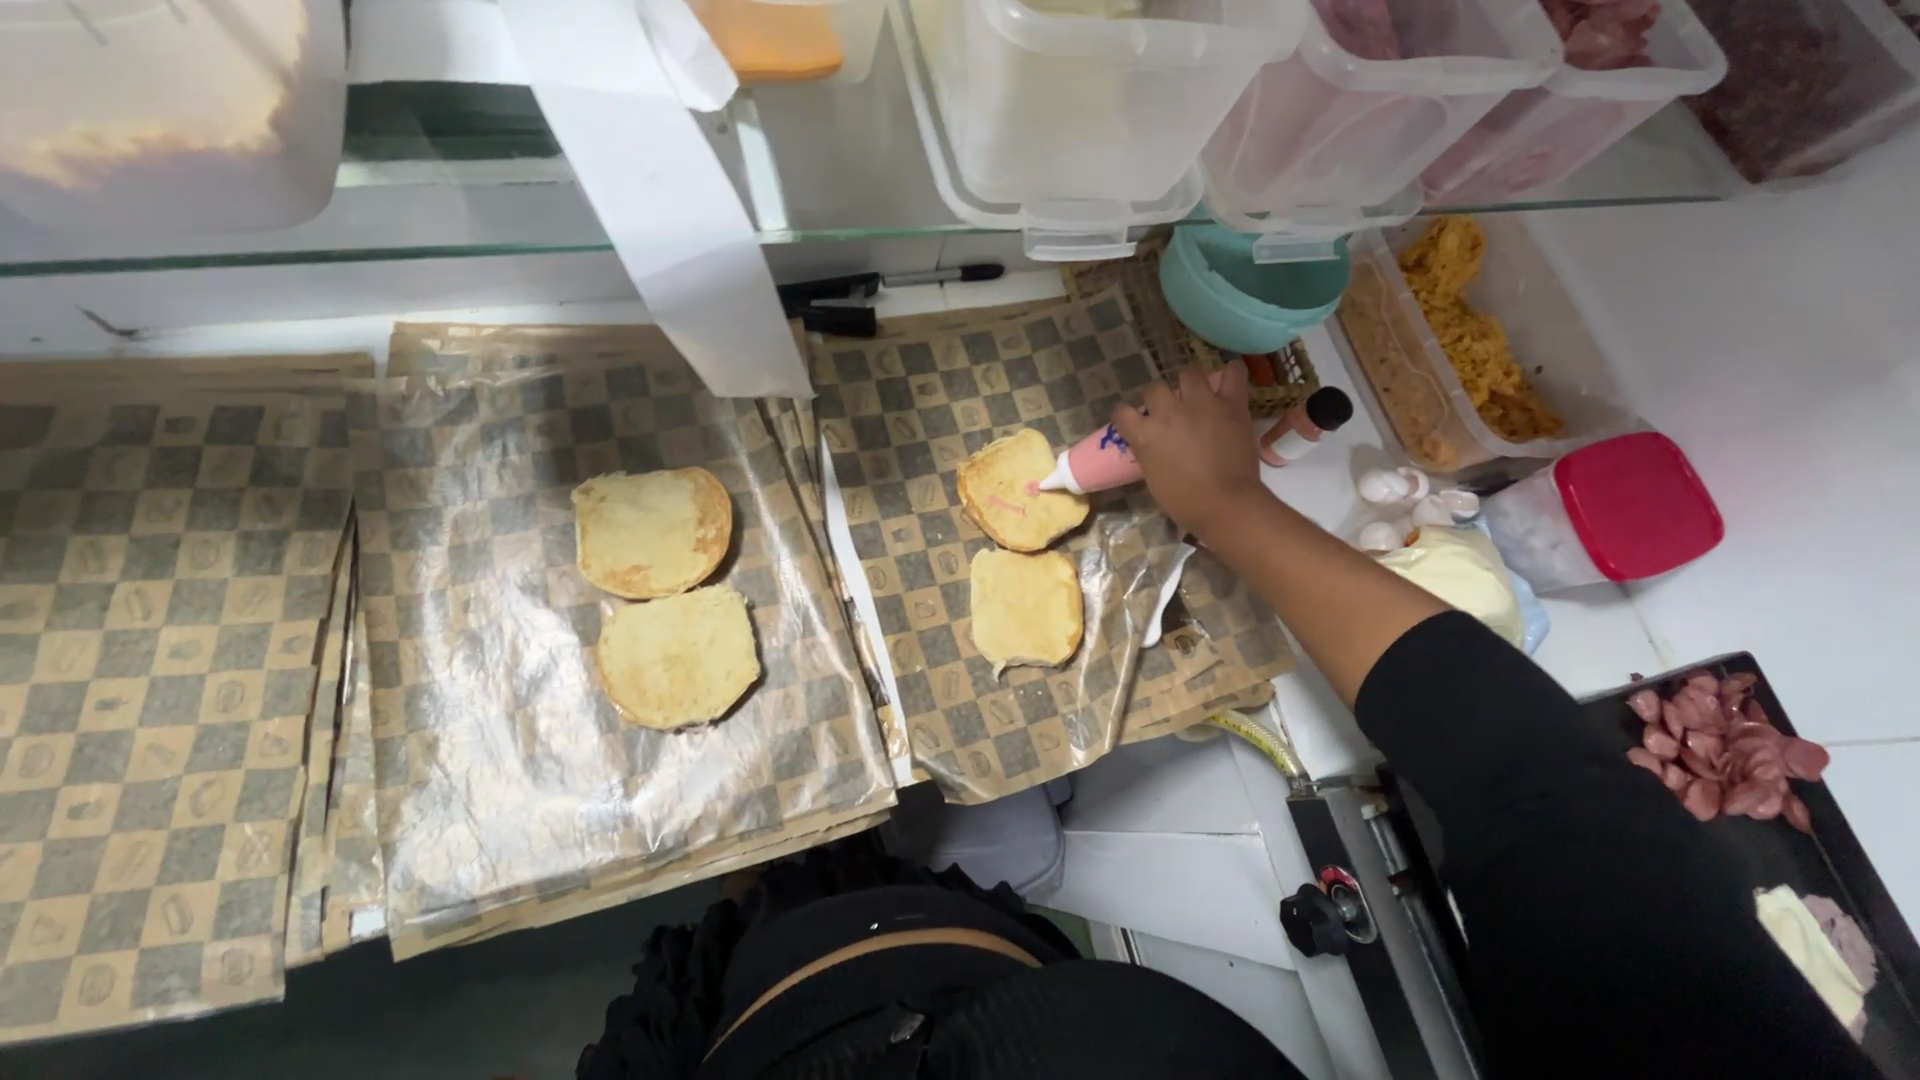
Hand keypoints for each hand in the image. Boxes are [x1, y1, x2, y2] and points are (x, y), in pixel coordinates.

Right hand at [1112, 362, 1271, 538]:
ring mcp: (1200, 404)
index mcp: (1144, 434)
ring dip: (1189, 381)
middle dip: (1159, 397)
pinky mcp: (1230, 404)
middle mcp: (1167, 412)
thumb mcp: (1153, 478)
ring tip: (1195, 392)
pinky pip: (1233, 374)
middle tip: (1169, 409)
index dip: (1126, 415)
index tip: (1132, 420)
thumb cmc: (1184, 502)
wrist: (1224, 504)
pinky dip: (1231, 372)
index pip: (1121, 411)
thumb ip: (1149, 453)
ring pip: (1188, 372)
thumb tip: (1153, 445)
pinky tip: (1229, 377)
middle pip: (1154, 387)